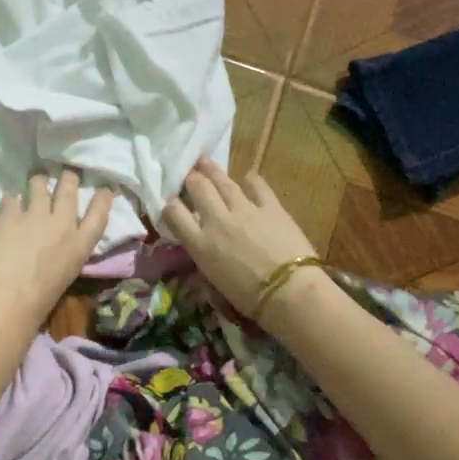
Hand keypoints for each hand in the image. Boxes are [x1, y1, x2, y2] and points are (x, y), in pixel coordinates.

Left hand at [0, 170, 114, 320]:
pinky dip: (11, 198)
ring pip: (39, 185)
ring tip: (36, 177)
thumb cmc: (40, 299)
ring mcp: (34, 215)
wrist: (10, 295)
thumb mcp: (67, 274)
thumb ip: (67, 253)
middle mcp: (61, 224)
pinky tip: (9, 200)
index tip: (105, 188)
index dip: (103, 200)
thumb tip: (60, 245)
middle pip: (68, 190)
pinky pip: (11, 197)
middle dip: (69, 178)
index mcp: (80, 245)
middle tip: (66, 172)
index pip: (98, 215)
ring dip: (38, 180)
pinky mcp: (9, 214)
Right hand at [162, 157, 318, 317]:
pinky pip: (258, 186)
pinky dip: (252, 180)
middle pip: (197, 188)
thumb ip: (204, 260)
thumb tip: (202, 250)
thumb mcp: (214, 283)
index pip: (174, 214)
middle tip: (189, 174)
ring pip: (223, 182)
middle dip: (190, 179)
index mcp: (200, 244)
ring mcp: (245, 210)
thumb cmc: (248, 299)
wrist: (288, 292)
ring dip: (212, 170)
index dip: (170, 204)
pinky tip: (248, 176)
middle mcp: (217, 220)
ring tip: (204, 161)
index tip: (171, 201)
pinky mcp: (271, 207)